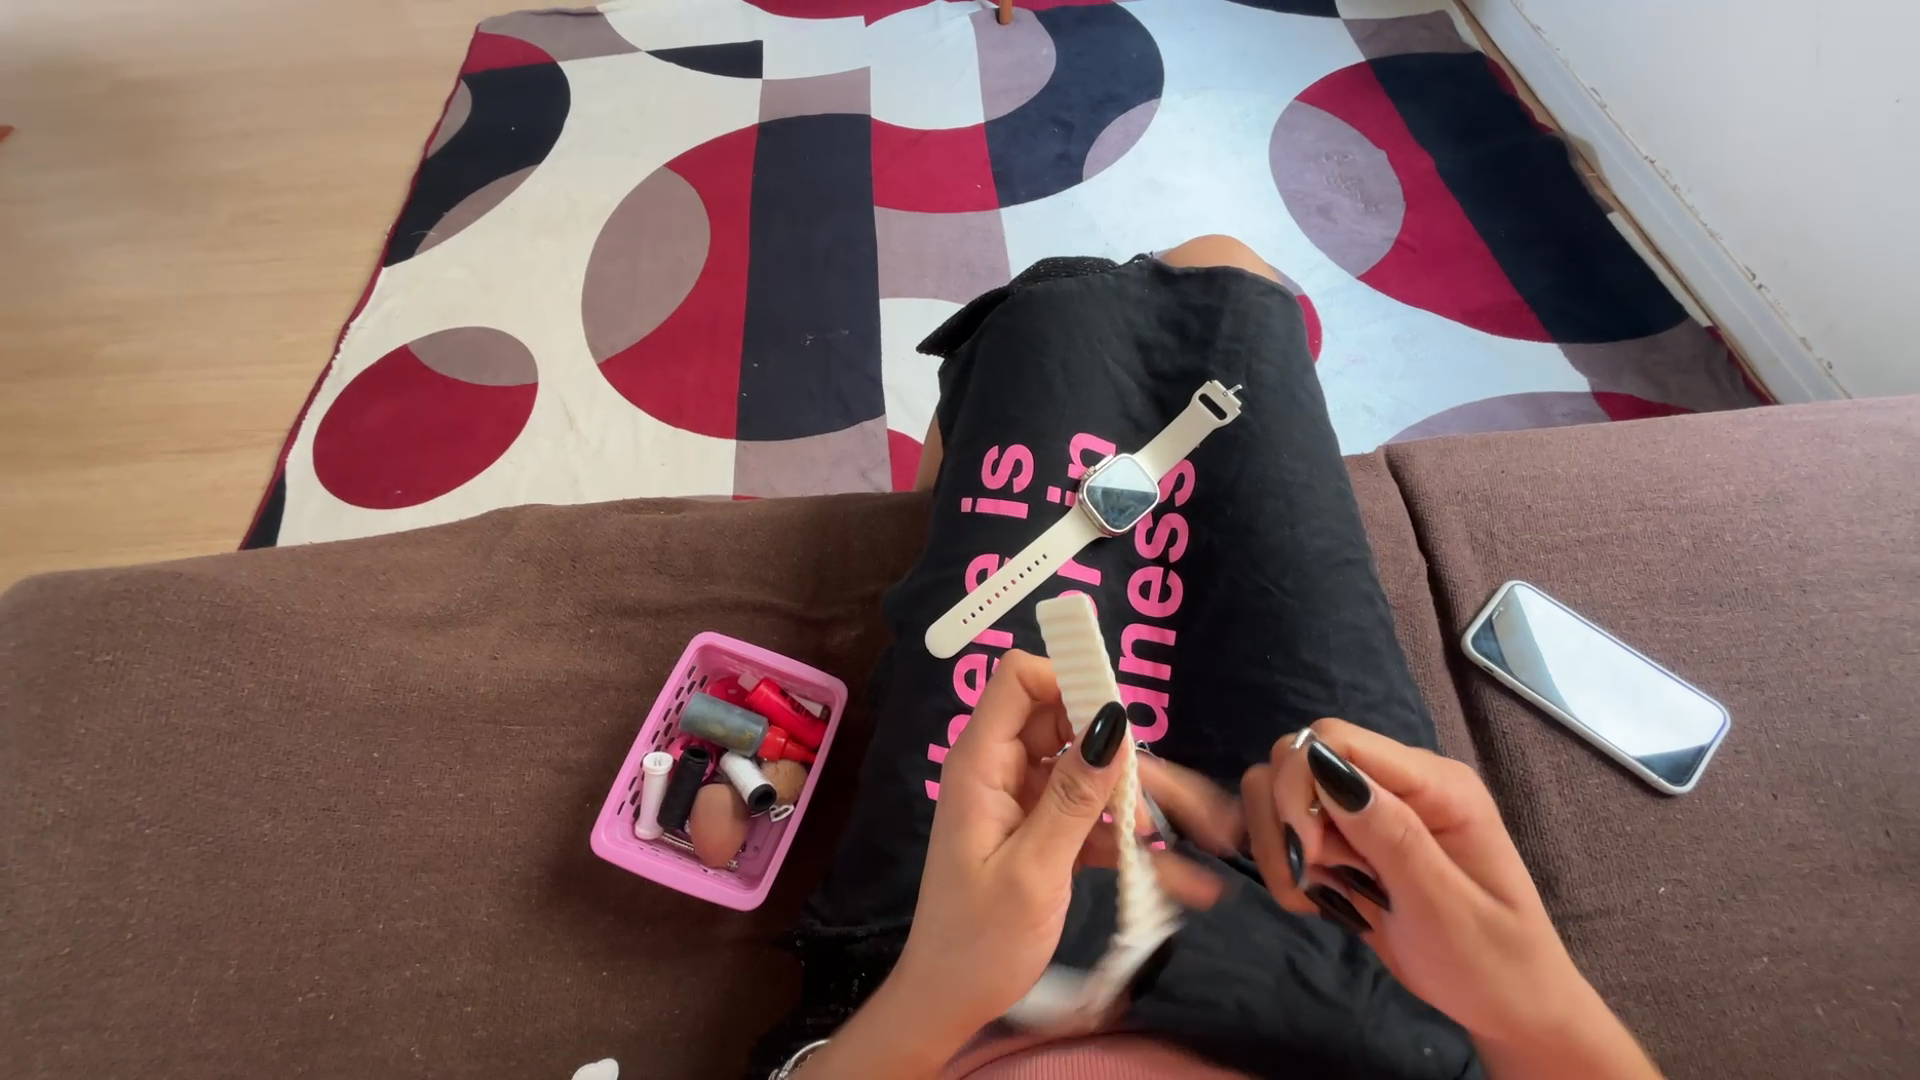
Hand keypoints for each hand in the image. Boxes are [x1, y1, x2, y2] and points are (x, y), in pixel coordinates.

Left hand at [795, 651, 1228, 1077]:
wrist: (952, 1001)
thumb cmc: (980, 938)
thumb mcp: (1033, 868)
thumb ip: (1074, 794)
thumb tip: (1114, 721)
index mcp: (983, 761)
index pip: (1019, 680)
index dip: (1067, 678)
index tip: (1120, 714)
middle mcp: (1005, 767)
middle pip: (1068, 723)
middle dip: (1122, 751)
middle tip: (1171, 796)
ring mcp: (1026, 798)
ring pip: (1090, 770)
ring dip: (1139, 801)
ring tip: (1203, 835)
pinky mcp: (1044, 829)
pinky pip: (1092, 813)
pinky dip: (1128, 837)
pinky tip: (1178, 874)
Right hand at [1241, 719, 1660, 1078]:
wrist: (1506, 1008)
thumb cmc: (1493, 965)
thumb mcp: (1448, 909)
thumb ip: (1394, 837)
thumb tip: (1329, 773)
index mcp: (1433, 783)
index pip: (1334, 738)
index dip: (1300, 782)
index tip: (1309, 852)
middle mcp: (1393, 780)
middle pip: (1295, 758)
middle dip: (1287, 819)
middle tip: (1316, 876)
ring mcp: (1364, 803)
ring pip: (1274, 788)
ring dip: (1279, 844)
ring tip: (1317, 893)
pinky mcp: (1340, 831)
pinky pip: (1280, 823)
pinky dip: (1281, 860)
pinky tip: (1316, 896)